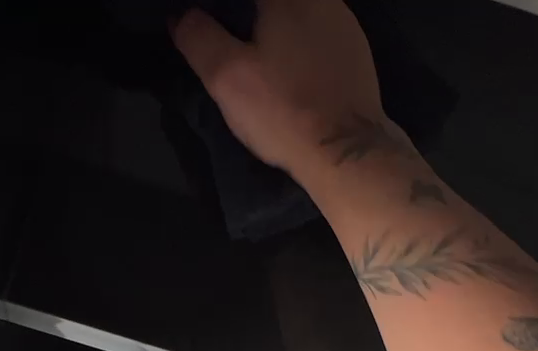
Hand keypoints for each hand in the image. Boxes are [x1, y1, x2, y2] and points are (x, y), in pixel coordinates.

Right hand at [170, 0, 386, 175]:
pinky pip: (319, 31)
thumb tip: (180, 17)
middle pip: (272, 3)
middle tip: (230, 41)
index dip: (223, 11)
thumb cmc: (282, 109)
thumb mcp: (227, 77)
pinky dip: (300, 41)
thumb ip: (199, 39)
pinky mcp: (356, 49)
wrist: (343, 149)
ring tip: (260, 54)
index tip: (210, 29)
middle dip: (249, 18)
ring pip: (299, 12)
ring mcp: (344, 21)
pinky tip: (292, 68)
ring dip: (277, 26)